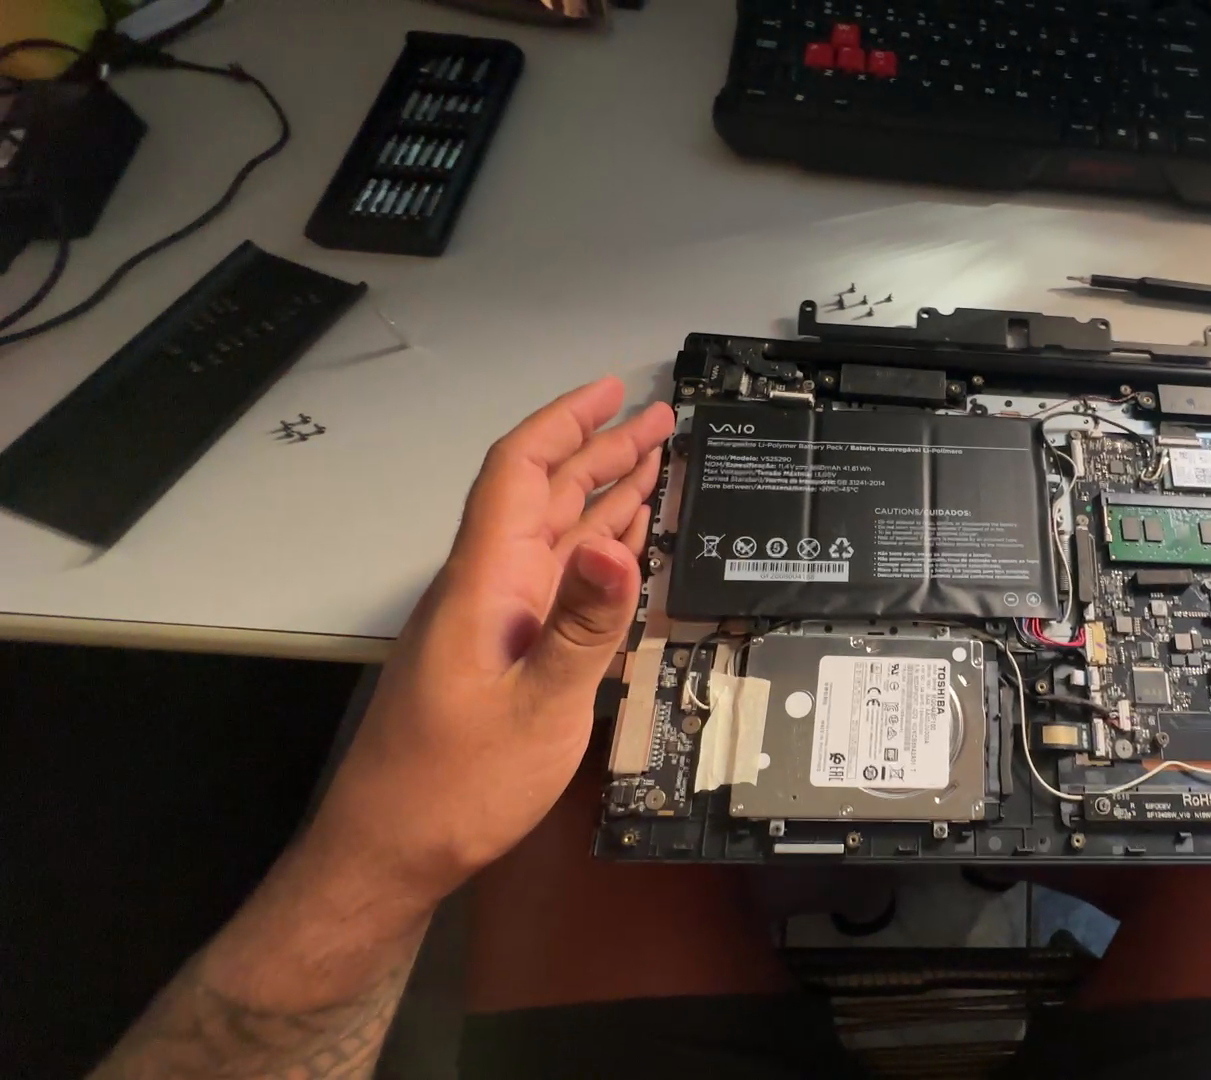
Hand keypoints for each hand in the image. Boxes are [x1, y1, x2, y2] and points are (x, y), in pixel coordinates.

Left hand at [306, 378, 673, 899]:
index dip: (564, 423)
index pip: (520, 475)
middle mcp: (493, 584)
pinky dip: (603, 547)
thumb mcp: (536, 708)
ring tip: (657, 461)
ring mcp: (504, 614)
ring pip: (560, 532)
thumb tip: (618, 546)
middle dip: (603, 449)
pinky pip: (566, 576)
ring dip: (607, 492)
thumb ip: (584, 626)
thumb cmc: (458, 784)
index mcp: (487, 581)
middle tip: (661, 420)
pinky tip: (630, 537)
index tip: (612, 391)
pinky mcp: (514, 643)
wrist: (394, 851)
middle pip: (548, 494)